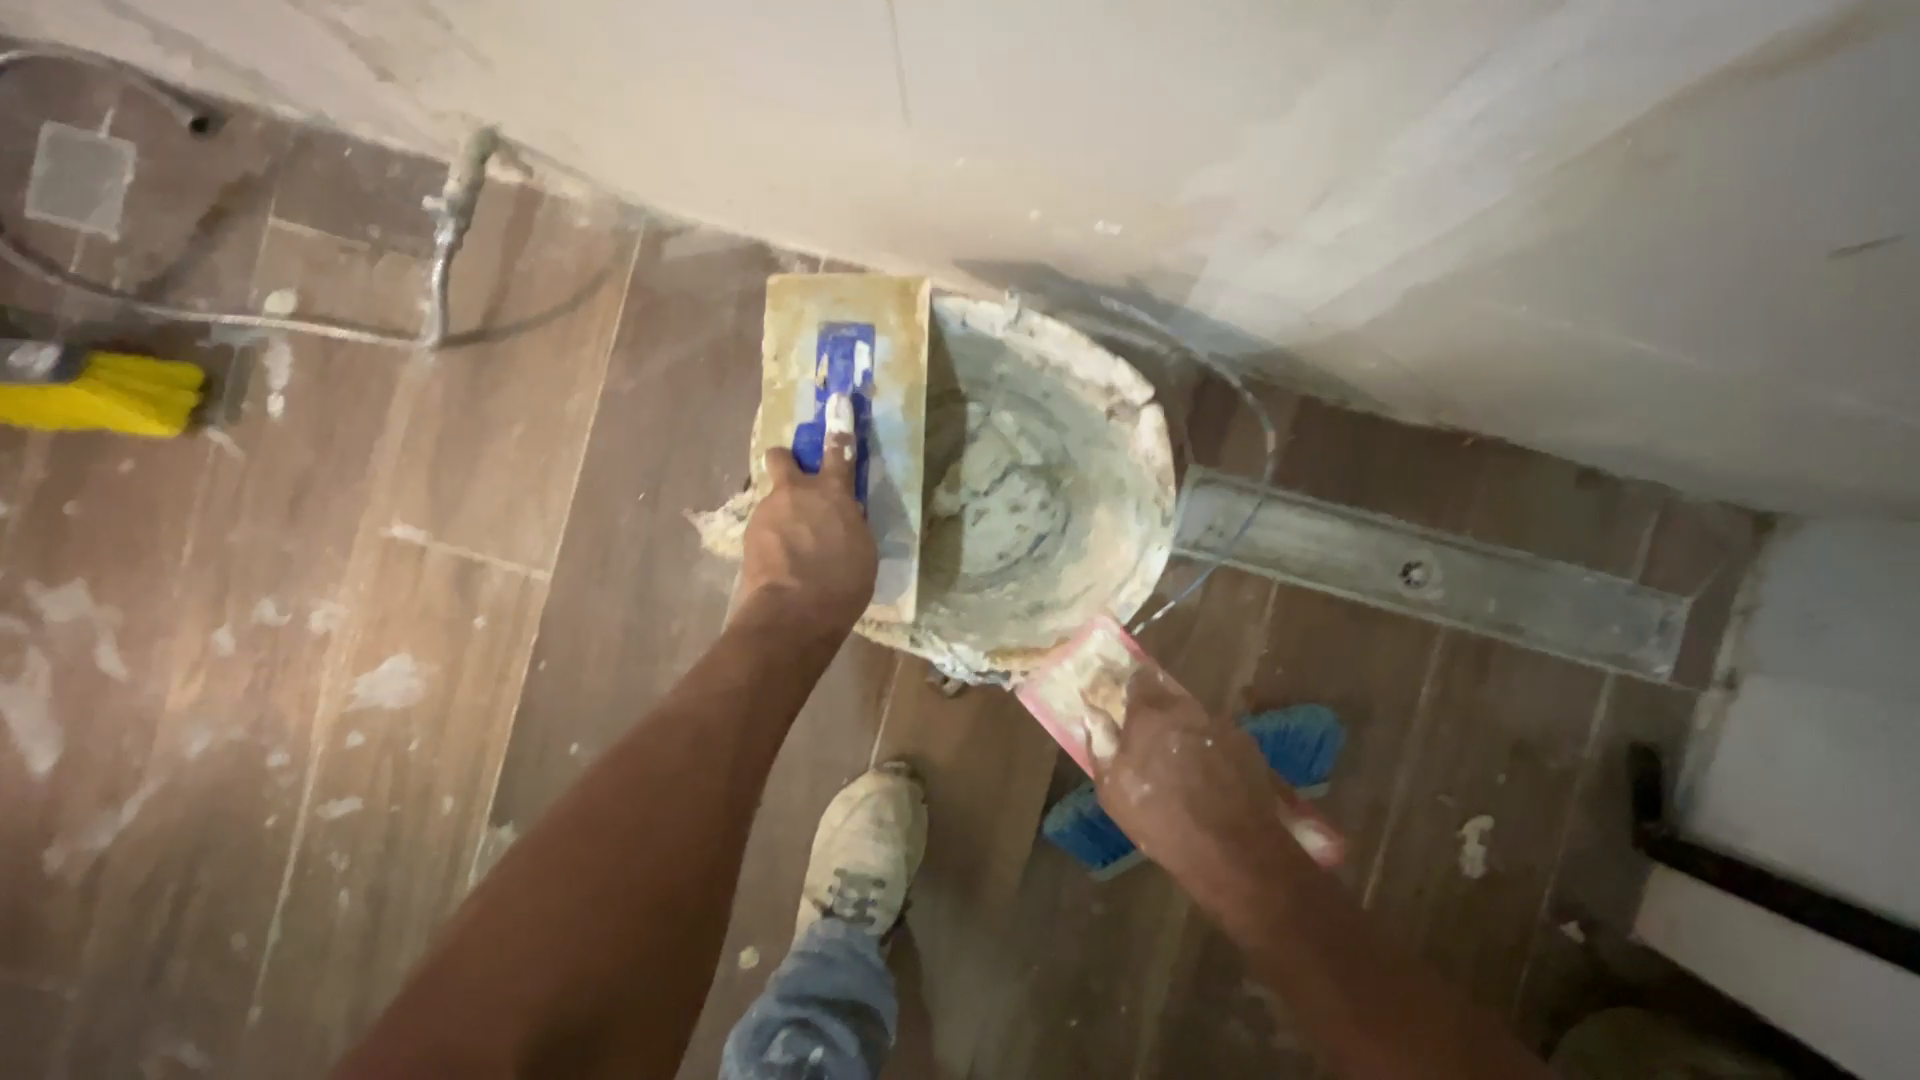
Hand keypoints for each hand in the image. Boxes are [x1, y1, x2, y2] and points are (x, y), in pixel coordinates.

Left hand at [734, 399, 877, 638]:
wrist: (794, 611)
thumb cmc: (842, 582)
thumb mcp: (861, 549)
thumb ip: (849, 524)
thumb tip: (843, 519)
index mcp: (833, 493)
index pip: (839, 451)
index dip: (840, 428)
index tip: (838, 403)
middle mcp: (796, 493)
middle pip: (782, 458)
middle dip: (785, 461)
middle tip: (793, 477)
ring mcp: (767, 513)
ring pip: (772, 501)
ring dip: (781, 515)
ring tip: (792, 548)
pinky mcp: (749, 537)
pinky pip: (764, 531)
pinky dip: (772, 542)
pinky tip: (780, 565)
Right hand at [1085, 668, 1294, 879]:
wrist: (1231, 850)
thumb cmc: (1160, 820)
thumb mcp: (1112, 789)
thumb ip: (1100, 745)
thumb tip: (1093, 715)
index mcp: (1150, 714)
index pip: (1137, 679)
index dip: (1130, 689)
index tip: (1123, 703)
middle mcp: (1187, 709)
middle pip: (1169, 698)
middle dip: (1158, 713)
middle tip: (1150, 740)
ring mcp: (1222, 726)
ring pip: (1196, 719)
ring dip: (1185, 733)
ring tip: (1182, 765)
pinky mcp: (1248, 747)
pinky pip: (1220, 739)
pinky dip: (1211, 750)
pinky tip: (1209, 778)